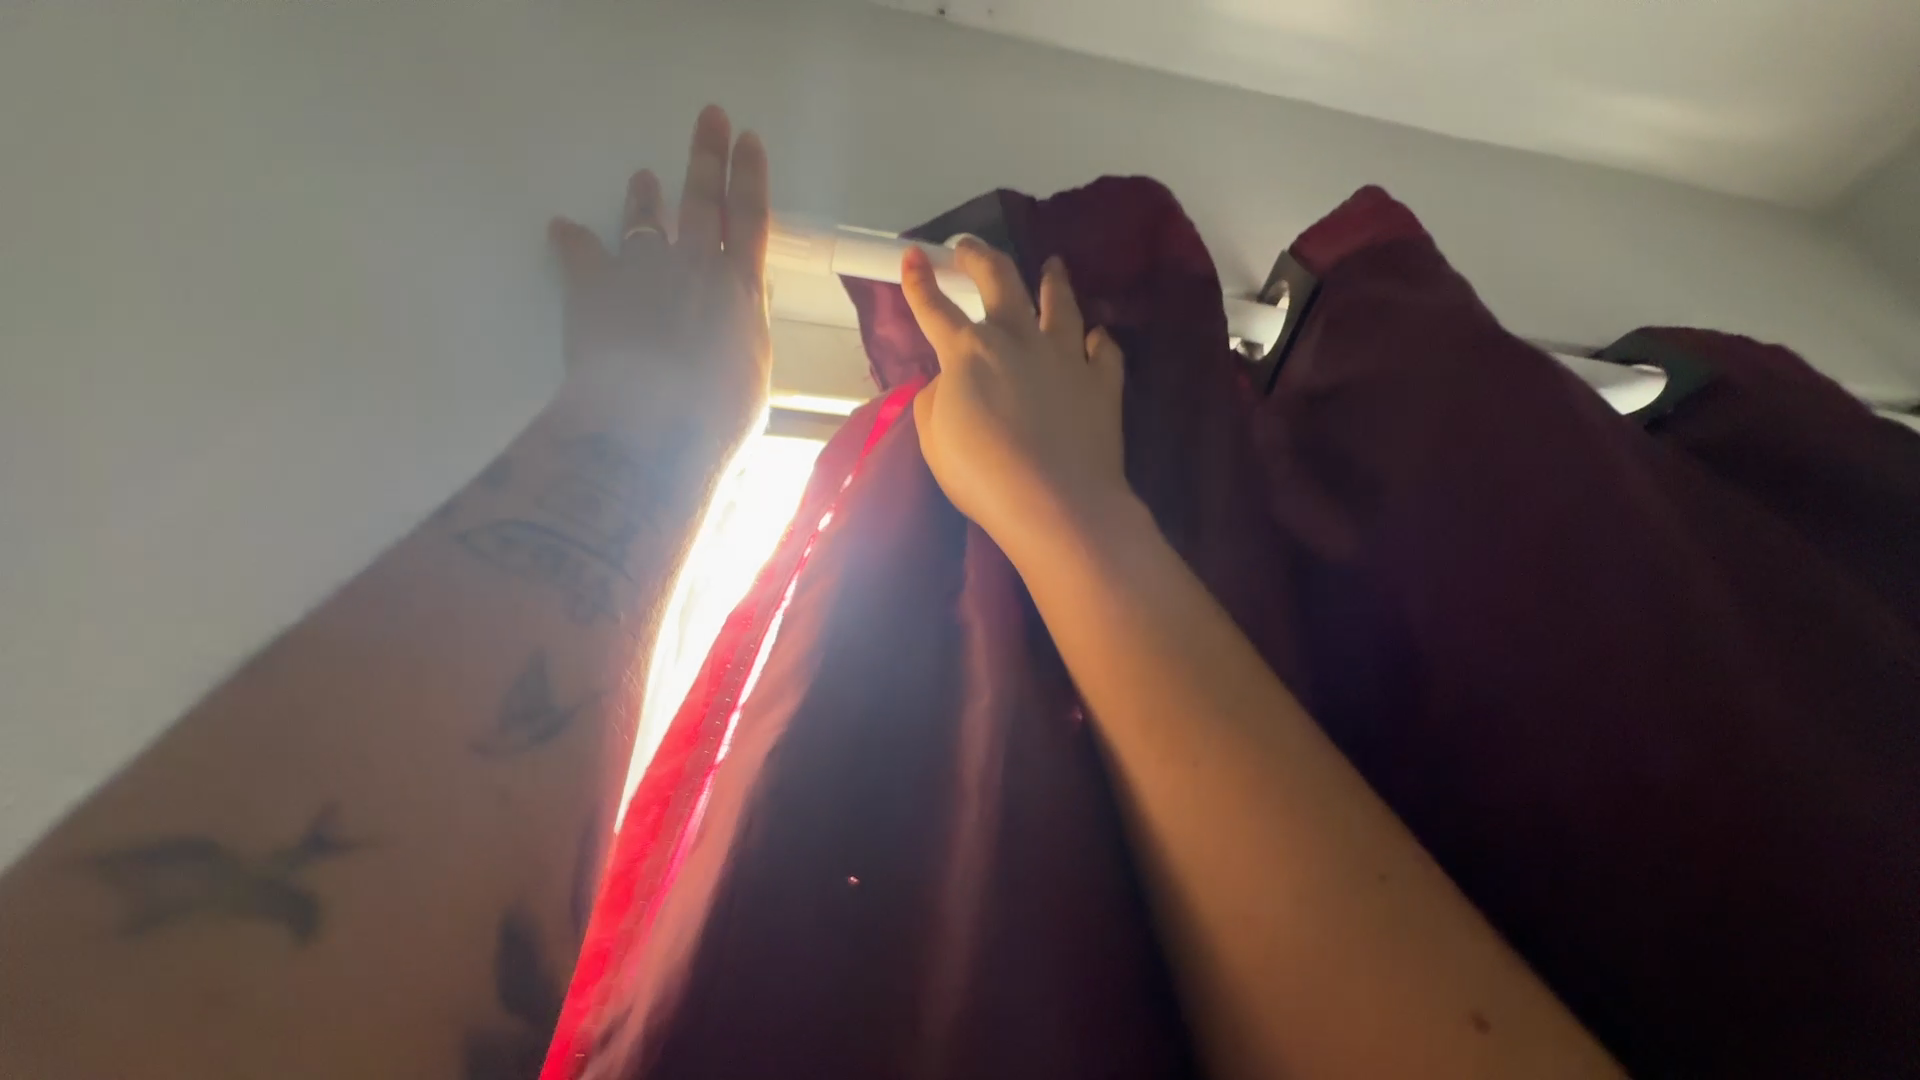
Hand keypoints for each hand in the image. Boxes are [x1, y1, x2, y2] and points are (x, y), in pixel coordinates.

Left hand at [547, 105, 771, 452]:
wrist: (651, 424)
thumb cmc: (718, 415)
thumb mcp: (752, 376)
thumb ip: (746, 334)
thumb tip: (741, 312)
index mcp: (740, 289)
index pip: (751, 220)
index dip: (750, 178)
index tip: (749, 140)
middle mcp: (694, 265)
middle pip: (704, 199)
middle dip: (708, 156)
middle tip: (709, 117)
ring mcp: (642, 270)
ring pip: (646, 221)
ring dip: (646, 197)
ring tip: (642, 177)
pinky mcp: (594, 287)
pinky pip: (581, 254)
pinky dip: (572, 241)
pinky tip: (561, 228)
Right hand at [900, 239, 1130, 561]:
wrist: (1055, 503)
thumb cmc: (982, 476)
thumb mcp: (934, 440)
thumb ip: (934, 402)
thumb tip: (946, 383)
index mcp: (968, 353)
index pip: (934, 309)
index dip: (918, 282)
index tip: (912, 257)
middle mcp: (1018, 339)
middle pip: (999, 280)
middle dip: (979, 256)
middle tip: (968, 247)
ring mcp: (1066, 356)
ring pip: (1061, 304)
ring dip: (1053, 280)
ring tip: (1052, 265)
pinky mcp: (1104, 381)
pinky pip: (1105, 349)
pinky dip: (1099, 340)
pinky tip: (1096, 337)